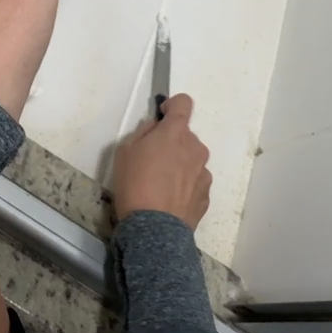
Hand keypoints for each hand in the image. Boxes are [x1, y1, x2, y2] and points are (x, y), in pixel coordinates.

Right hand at [111, 94, 211, 228]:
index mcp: (176, 132)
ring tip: (162, 184)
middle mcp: (195, 147)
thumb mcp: (125, 150)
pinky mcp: (207, 196)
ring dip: (181, 163)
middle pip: (186, 135)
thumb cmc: (135, 184)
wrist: (153, 230)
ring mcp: (204, 173)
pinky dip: (186, 185)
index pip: (184, 102)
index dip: (172, 105)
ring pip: (192, 158)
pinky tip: (170, 199)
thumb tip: (155, 128)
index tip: (162, 117)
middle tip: (153, 159)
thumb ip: (143, 132)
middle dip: (172, 141)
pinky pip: (195, 181)